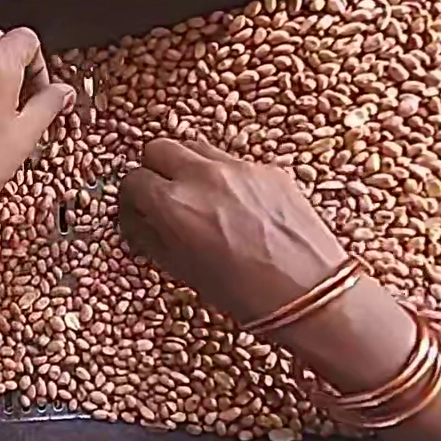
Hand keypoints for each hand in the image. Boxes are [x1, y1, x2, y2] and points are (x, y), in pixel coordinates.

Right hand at [119, 138, 347, 322]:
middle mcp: (202, 175)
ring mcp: (238, 167)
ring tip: (197, 195)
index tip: (137, 208)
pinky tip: (235, 205)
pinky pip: (231, 161)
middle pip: (159, 148)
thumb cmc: (241, 291)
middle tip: (162, 194)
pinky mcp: (268, 168)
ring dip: (186, 166)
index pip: (133, 179)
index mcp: (174, 203)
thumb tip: (138, 218)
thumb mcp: (180, 268)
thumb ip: (150, 235)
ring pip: (195, 147)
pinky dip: (223, 176)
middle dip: (154, 169)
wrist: (309, 293)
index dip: (131, 196)